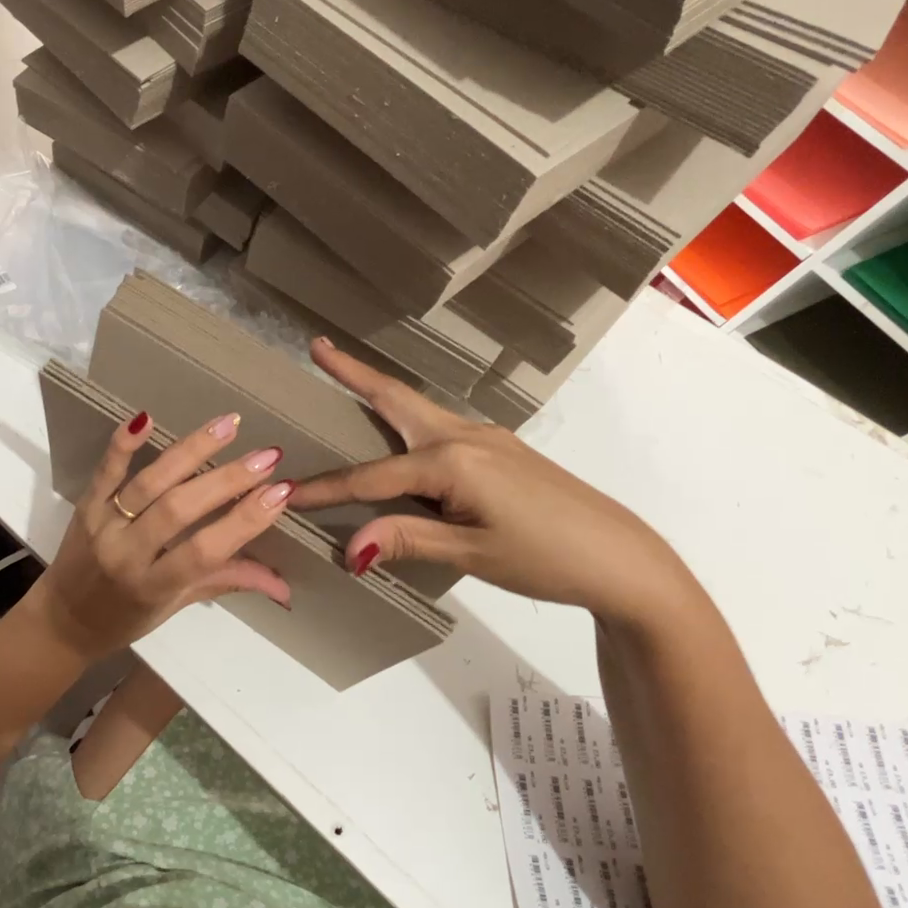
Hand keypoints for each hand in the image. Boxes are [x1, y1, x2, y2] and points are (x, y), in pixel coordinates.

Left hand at [32, 409, 296, 659]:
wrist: (62, 619)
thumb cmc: (125, 617)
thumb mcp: (175, 606)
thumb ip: (226, 582)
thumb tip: (286, 588)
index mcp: (153, 586)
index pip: (204, 550)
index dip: (244, 521)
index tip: (281, 492)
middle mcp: (127, 553)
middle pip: (179, 510)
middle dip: (227, 481)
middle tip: (268, 456)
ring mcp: (102, 524)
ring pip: (148, 483)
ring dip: (191, 451)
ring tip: (229, 425)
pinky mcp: (85, 504)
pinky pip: (105, 471)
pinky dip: (123, 443)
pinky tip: (146, 416)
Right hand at [291, 338, 703, 622]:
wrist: (623, 560)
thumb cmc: (547, 558)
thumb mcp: (470, 554)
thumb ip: (406, 540)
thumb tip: (348, 547)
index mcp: (452, 461)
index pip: (372, 476)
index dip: (327, 489)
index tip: (284, 494)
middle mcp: (465, 437)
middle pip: (397, 400)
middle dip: (354, 373)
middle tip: (317, 347)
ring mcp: (486, 439)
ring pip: (418, 409)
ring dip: (379, 392)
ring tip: (343, 376)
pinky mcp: (500, 450)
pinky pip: (438, 427)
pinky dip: (405, 421)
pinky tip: (398, 435)